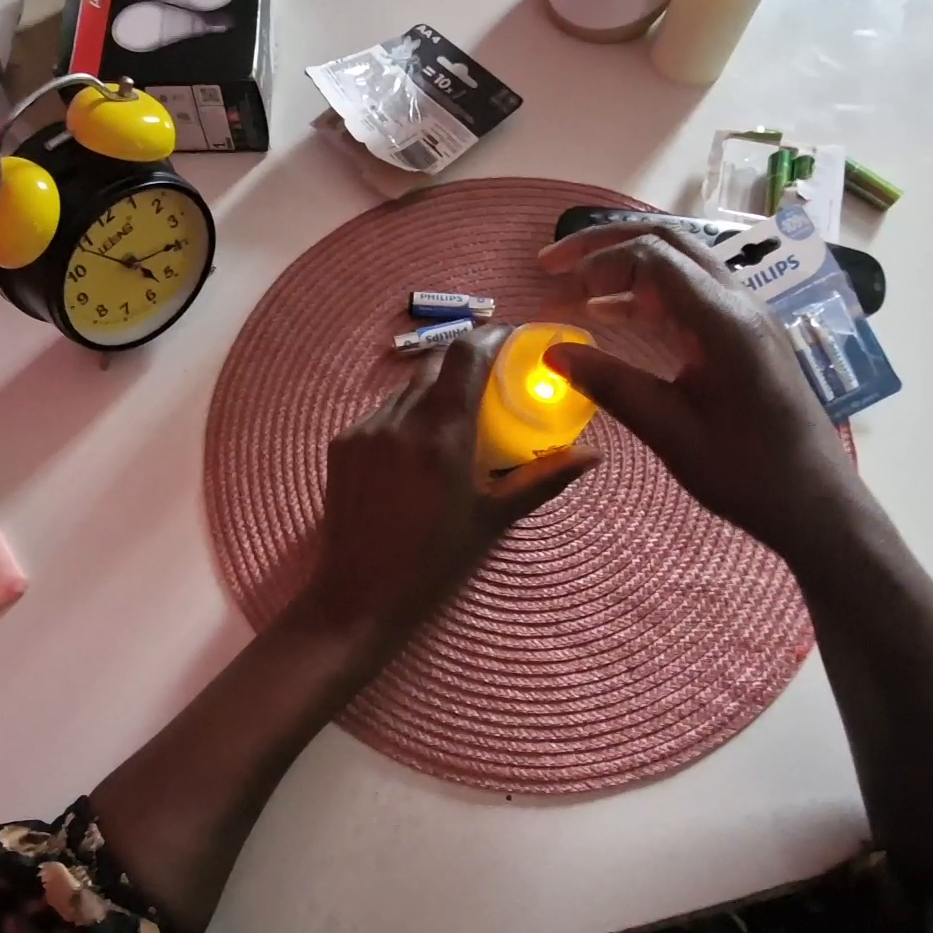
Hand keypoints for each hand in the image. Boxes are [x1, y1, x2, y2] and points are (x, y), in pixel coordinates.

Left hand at [303, 326, 599, 631]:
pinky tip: (414, 450)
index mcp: (441, 435)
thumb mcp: (492, 522)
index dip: (491, 335)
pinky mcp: (340, 445)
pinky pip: (379, 414)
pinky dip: (403, 418)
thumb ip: (541, 481)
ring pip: (404, 390)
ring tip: (453, 421)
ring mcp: (363, 430)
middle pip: (434, 366)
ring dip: (432, 393)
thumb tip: (591, 456)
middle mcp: (398, 421)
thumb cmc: (433, 565)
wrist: (357, 597)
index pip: (465, 356)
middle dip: (464, 362)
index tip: (512, 336)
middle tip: (490, 379)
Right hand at [537, 224, 863, 556]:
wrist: (816, 504)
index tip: (554, 292)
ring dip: (622, 265)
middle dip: (604, 244)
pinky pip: (686, 297)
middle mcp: (739, 305)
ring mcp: (743, 319)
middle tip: (550, 264)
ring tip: (570, 285)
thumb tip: (552, 353)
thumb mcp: (671, 432)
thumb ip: (612, 385)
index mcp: (725, 323)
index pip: (654, 258)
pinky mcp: (740, 338)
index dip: (597, 265)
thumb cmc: (749, 474)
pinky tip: (608, 315)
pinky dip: (641, 295)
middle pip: (668, 242)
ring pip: (678, 265)